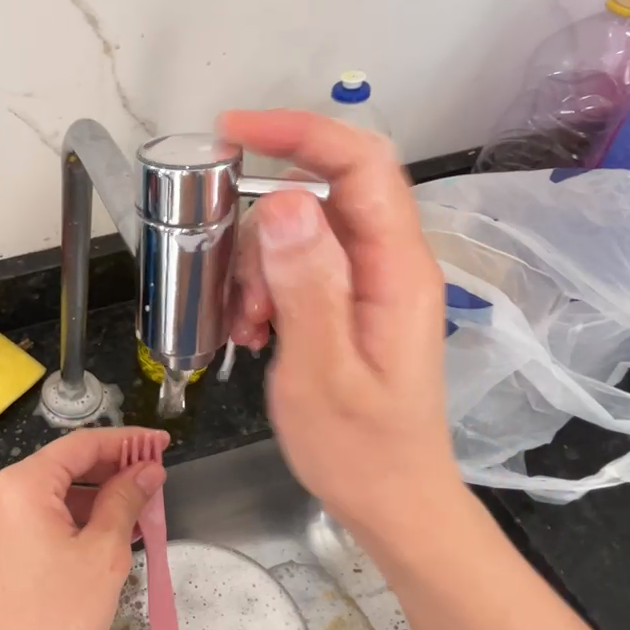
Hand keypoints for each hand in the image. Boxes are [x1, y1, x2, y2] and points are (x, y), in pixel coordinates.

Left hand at [0, 427, 167, 629]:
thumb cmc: (60, 617)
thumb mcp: (104, 553)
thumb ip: (126, 500)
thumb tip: (149, 470)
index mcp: (19, 484)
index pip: (80, 445)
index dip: (125, 441)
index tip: (160, 443)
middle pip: (62, 466)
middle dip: (111, 471)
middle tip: (155, 480)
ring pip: (51, 493)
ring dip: (94, 497)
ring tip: (139, 509)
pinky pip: (36, 517)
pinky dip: (71, 518)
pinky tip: (106, 530)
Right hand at [218, 110, 456, 530]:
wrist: (391, 500)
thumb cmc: (360, 449)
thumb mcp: (321, 372)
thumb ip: (306, 286)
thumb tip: (287, 204)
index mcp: (396, 269)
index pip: (359, 164)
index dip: (298, 132)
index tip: (234, 129)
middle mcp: (388, 262)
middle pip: (319, 196)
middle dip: (262, 232)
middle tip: (239, 295)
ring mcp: (368, 282)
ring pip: (298, 234)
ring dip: (256, 269)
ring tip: (247, 326)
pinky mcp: (348, 303)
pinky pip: (296, 268)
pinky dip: (262, 290)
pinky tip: (254, 331)